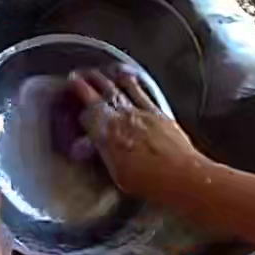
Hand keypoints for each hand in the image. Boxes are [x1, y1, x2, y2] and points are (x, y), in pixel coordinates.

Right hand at [68, 67, 205, 197]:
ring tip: (96, 72)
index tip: (71, 106)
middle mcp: (122, 119)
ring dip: (104, 79)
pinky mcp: (157, 111)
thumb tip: (93, 145)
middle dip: (84, 85)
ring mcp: (141, 112)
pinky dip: (132, 81)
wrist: (183, 176)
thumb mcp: (118, 174)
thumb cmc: (150, 182)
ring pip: (118, 89)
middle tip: (75, 77)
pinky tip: (128, 76)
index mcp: (109, 136)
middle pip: (99, 97)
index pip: (87, 116)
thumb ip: (104, 154)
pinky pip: (141, 91)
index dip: (78, 110)